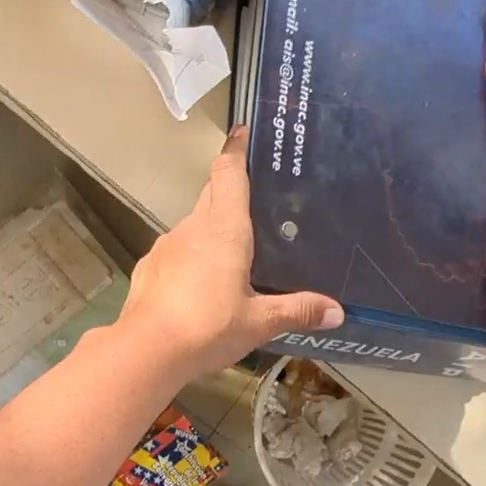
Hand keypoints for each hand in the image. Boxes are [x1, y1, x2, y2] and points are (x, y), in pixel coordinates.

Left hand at [116, 128, 343, 377]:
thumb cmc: (208, 327)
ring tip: (235, 255)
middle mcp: (193, 227)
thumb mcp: (259, 323)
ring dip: (212, 233)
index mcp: (224, 228)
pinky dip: (193, 261)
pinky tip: (203, 288)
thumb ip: (297, 311)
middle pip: (212, 194)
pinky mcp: (151, 270)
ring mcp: (167, 246)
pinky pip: (178, 255)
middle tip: (257, 204)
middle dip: (231, 191)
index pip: (229, 173)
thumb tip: (337, 312)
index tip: (245, 134)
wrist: (147, 351)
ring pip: (195, 227)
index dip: (237, 150)